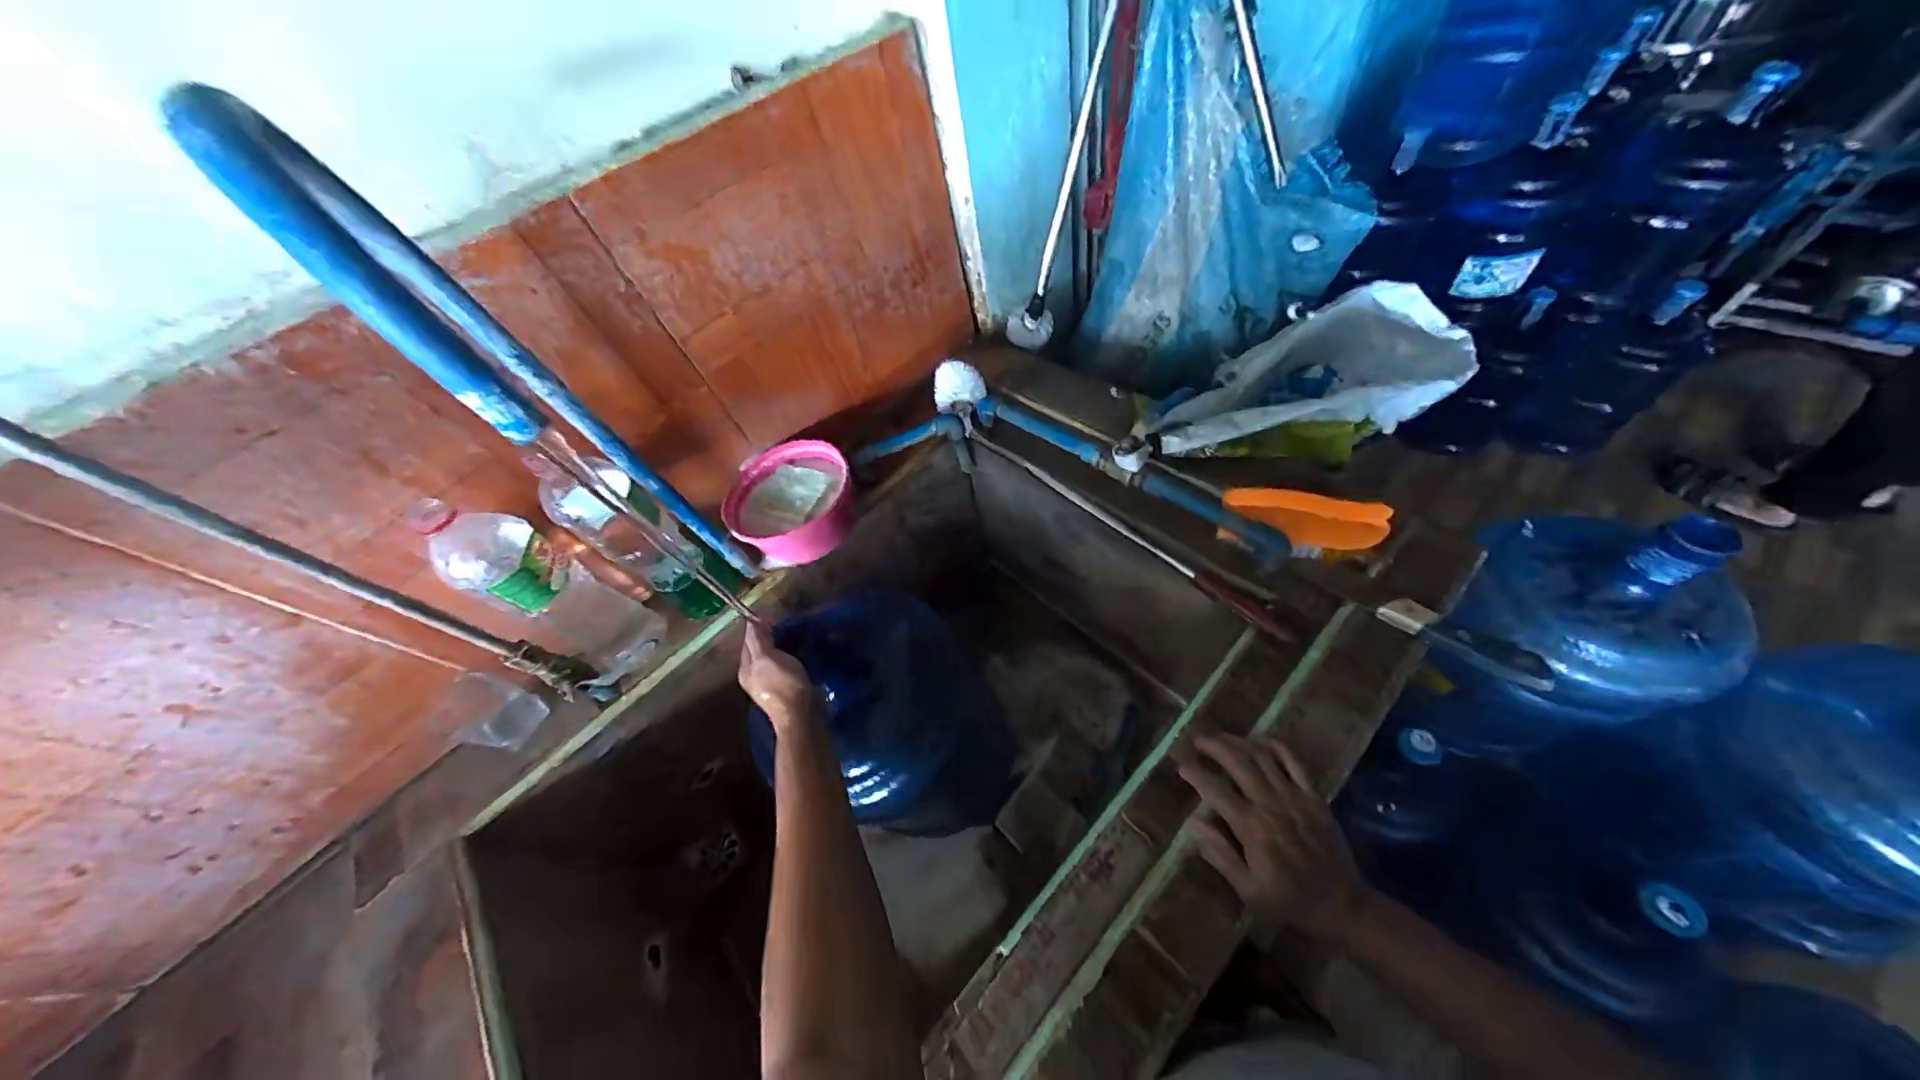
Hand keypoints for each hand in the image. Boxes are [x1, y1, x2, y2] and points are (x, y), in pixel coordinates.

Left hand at [740, 620, 815, 729]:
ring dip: (779, 648)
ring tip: (792, 637)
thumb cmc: (783, 684)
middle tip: (784, 625)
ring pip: (770, 660)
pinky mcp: (783, 691)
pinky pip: (782, 668)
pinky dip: (787, 658)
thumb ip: (758, 640)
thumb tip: (751, 621)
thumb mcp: (767, 658)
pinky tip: (797, 656)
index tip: (772, 615)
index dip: (756, 627)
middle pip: (757, 650)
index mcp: (745, 668)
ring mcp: (767, 685)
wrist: (800, 715)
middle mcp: (753, 677)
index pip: (747, 641)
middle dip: (767, 637)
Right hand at [1176, 734, 1370, 938]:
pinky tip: (1261, 740)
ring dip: (1238, 741)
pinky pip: (1295, 762)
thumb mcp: (1248, 890)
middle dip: (1214, 746)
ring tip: (1221, 737)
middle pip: (1238, 762)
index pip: (1215, 790)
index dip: (1195, 774)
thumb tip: (1193, 824)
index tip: (1180, 765)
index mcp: (1251, 827)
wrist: (1343, 905)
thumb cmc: (1289, 901)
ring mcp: (1295, 797)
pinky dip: (1276, 746)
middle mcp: (1271, 804)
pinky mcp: (1314, 797)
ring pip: (1262, 756)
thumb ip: (1220, 855)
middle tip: (1196, 740)